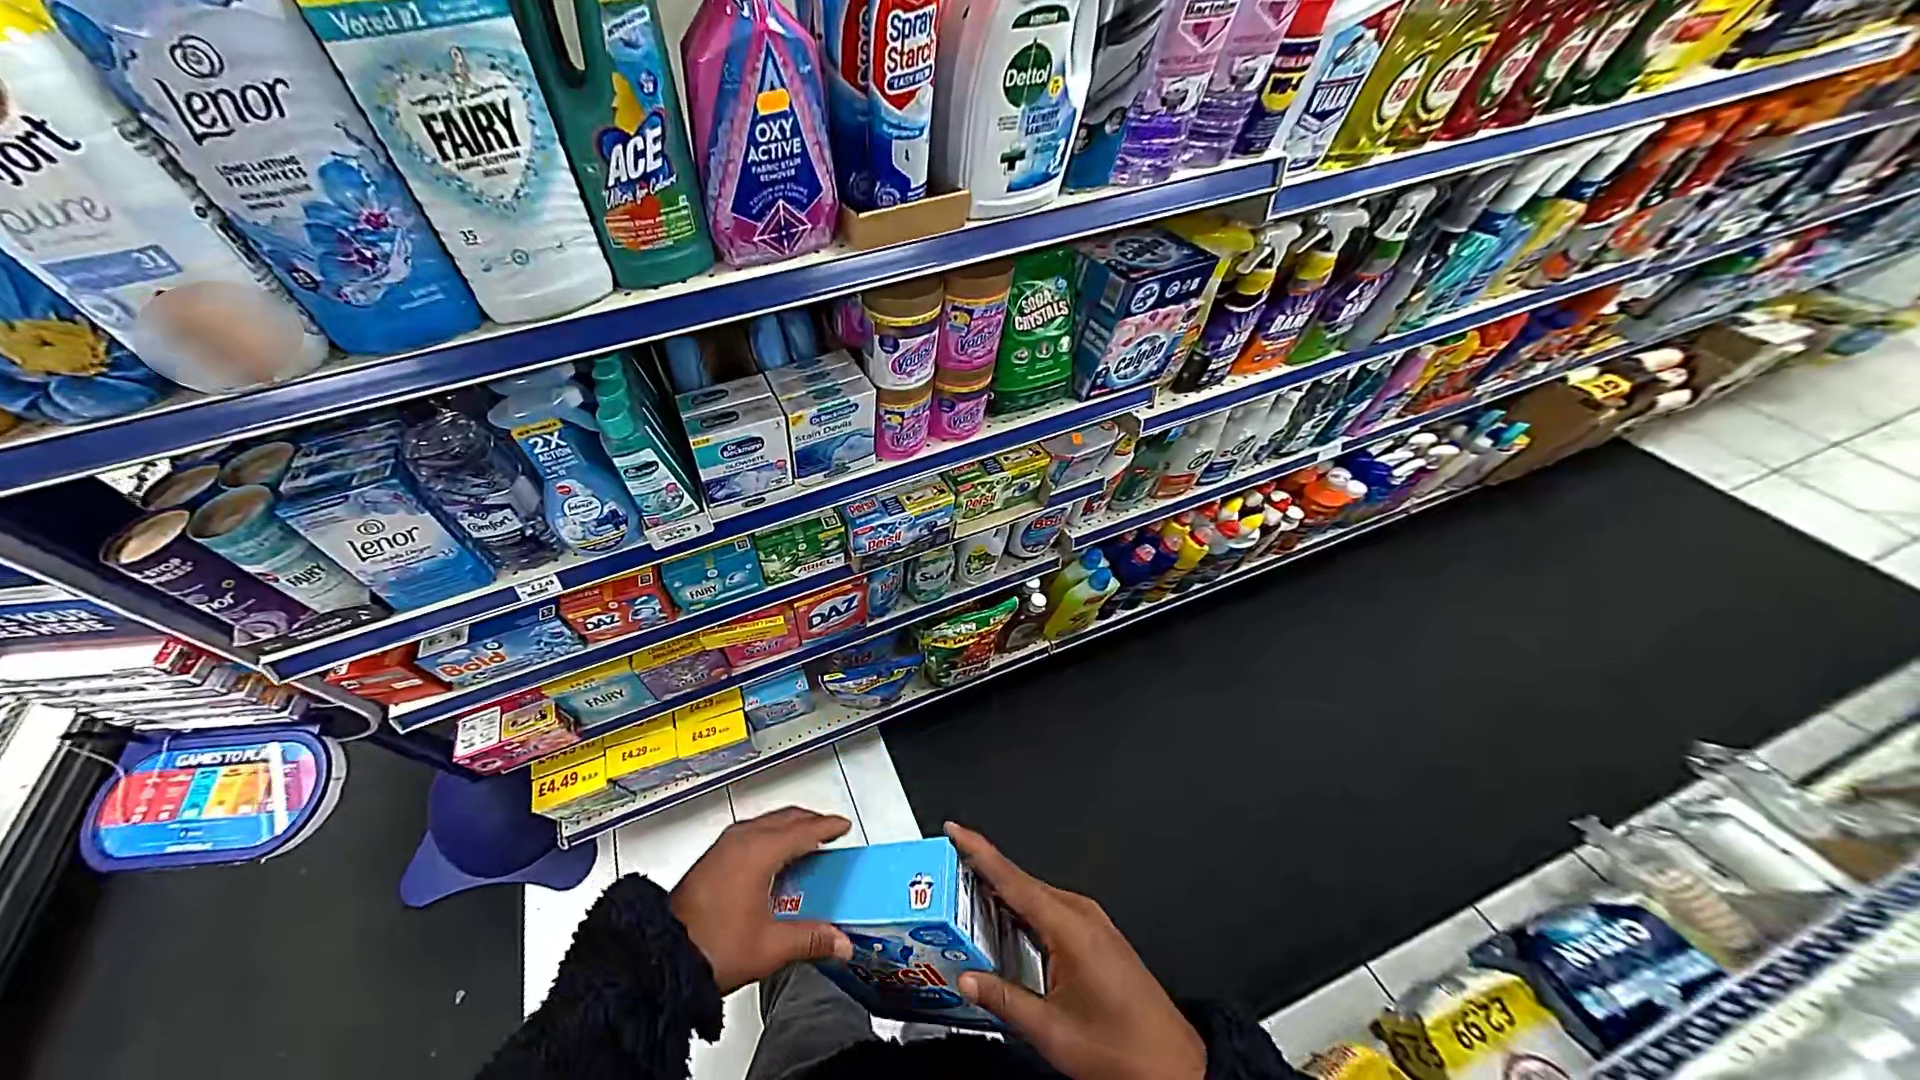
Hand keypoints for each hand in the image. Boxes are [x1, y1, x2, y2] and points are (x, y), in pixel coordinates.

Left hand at [670, 807, 853, 994]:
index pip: (805, 829)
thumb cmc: (708, 946)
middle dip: (809, 822)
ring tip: (802, 846)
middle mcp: (742, 840)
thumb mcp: (771, 946)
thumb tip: (839, 941)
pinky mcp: (712, 858)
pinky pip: (750, 833)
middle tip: (827, 833)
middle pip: (785, 818)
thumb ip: (811, 939)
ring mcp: (724, 847)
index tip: (842, 825)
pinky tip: (771, 860)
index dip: (828, 827)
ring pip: (766, 823)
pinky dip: (769, 836)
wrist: (660, 957)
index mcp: (761, 851)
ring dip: (788, 828)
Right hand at [946, 822, 1205, 1079]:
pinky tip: (1007, 923)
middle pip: (1021, 882)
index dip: (979, 850)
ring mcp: (1092, 921)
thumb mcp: (1051, 1030)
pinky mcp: (1095, 933)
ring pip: (1035, 896)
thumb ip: (1004, 999)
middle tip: (948, 871)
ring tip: (968, 898)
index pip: (1012, 878)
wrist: (1172, 1063)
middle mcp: (1082, 914)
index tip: (956, 830)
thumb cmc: (1125, 1048)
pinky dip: (1023, 910)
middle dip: (982, 873)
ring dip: (1003, 894)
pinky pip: (1050, 909)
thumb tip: (969, 979)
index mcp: (1070, 927)